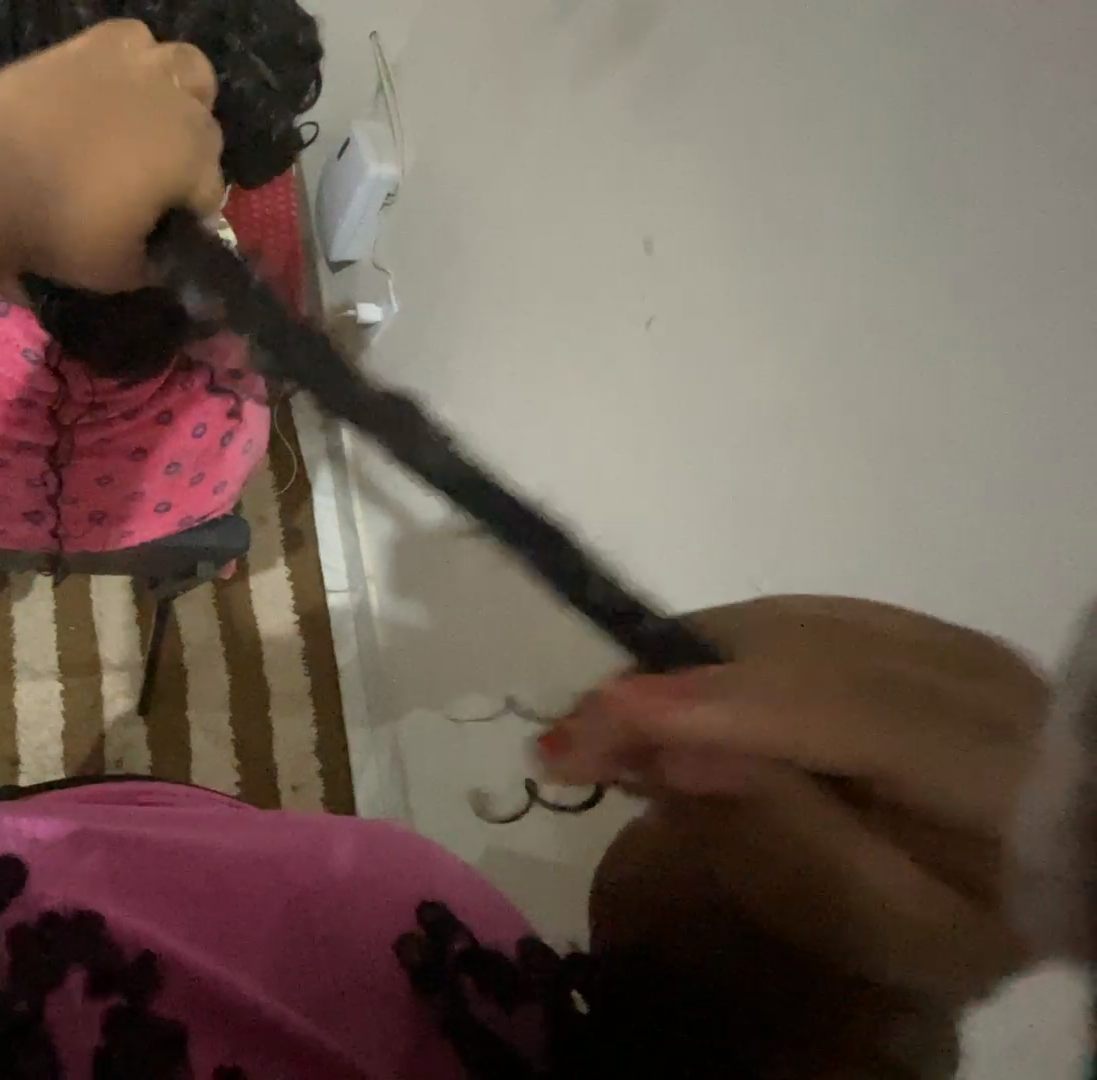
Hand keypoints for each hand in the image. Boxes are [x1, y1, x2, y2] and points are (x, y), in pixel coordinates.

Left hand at [0, 19, 227, 291]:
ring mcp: (135, 64)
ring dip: (177, 99)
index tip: (167, 233)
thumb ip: (154, 264)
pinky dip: (133, 65)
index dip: (192, 217)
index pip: (212, 191)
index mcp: (190, 157)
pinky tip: (111, 91)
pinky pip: (133, 42)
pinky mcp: (92, 45)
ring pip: (184, 70)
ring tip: (146, 126)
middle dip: (190, 159)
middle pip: (206, 129)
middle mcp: (176, 102)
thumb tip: (164, 260)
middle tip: (153, 187)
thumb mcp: (119, 272)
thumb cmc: (62, 232)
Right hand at [542, 596, 1048, 1005]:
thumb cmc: (905, 923)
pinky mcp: (890, 623)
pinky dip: (696, 655)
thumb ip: (775, 833)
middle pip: (793, 655)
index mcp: (1017, 781)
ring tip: (604, 726)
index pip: (847, 713)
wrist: (965, 877)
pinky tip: (661, 696)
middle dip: (661, 690)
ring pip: (769, 625)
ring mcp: (939, 641)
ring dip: (667, 670)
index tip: (586, 726)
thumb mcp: (859, 916)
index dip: (708, 707)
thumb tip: (667, 750)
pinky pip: (766, 617)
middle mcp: (990, 686)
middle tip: (565, 741)